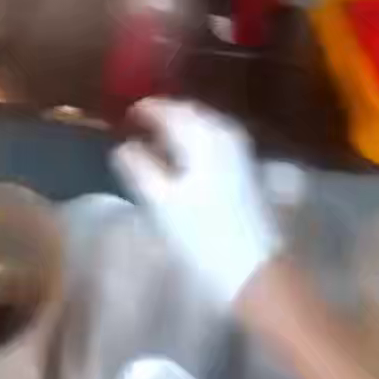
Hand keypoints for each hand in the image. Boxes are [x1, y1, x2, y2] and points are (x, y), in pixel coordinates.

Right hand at [112, 98, 280, 309]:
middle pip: (187, 111)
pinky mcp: (245, 164)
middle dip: (163, 114)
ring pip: (202, 123)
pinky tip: (181, 155)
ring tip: (155, 140)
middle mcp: (223, 131)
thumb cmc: (203, 236)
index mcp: (202, 135)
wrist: (256, 270)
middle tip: (138, 125)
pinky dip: (193, 137)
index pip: (169, 110)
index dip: (145, 109)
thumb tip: (123, 146)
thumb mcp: (161, 202)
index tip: (125, 115)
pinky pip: (213, 136)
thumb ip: (139, 167)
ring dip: (179, 126)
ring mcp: (238, 147)